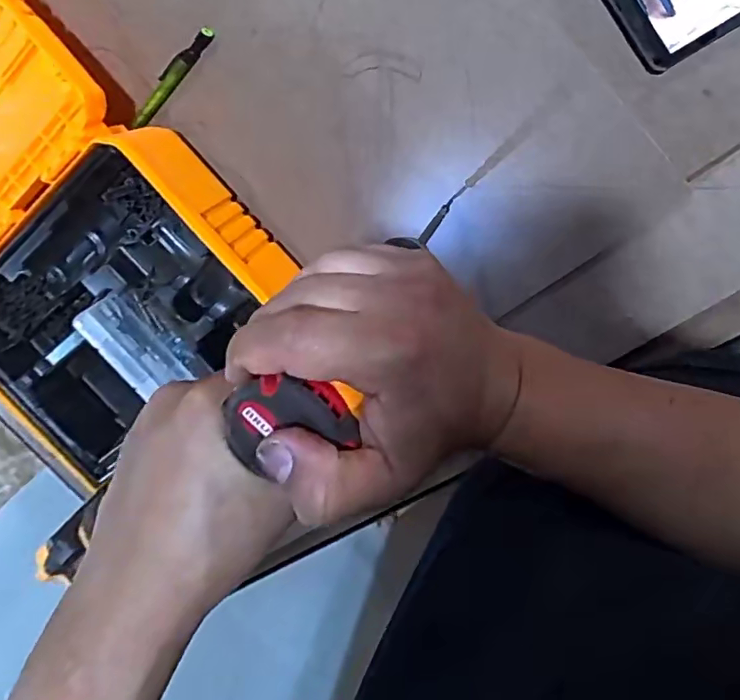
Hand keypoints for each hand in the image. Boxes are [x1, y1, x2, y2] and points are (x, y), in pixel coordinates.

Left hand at [83, 375, 293, 603]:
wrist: (134, 602)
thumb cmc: (203, 551)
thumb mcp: (284, 495)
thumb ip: (308, 449)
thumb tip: (322, 433)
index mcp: (205, 398)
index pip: (271, 375)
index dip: (294, 402)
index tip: (304, 428)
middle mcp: (173, 397)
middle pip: (240, 391)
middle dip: (261, 417)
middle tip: (276, 456)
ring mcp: (147, 421)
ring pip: (212, 412)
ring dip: (231, 432)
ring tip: (238, 479)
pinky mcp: (133, 447)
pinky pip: (184, 432)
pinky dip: (201, 450)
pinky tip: (208, 490)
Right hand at [226, 245, 526, 525]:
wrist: (494, 380)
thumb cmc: (435, 430)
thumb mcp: (381, 481)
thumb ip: (319, 485)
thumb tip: (271, 445)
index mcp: (385, 350)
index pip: (290, 336)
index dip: (249, 353)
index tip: (244, 378)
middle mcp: (393, 296)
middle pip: (296, 298)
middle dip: (264, 330)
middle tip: (263, 362)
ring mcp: (404, 267)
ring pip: (315, 270)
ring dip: (289, 302)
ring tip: (290, 335)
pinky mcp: (409, 254)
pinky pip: (342, 255)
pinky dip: (320, 280)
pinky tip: (324, 309)